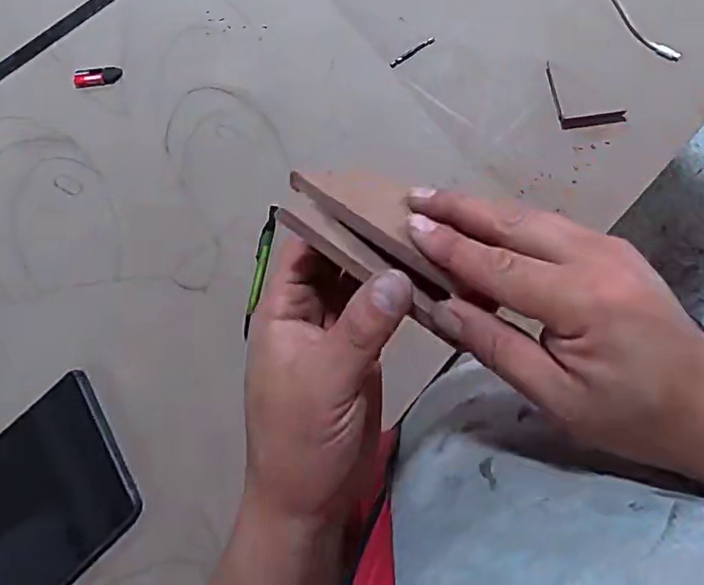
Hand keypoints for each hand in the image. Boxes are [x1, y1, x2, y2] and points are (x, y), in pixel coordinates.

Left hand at [214, 234, 411, 583]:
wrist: (309, 503)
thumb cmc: (300, 436)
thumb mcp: (327, 376)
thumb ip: (362, 325)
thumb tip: (398, 273)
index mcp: (281, 309)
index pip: (302, 250)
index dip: (328, 223)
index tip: (367, 199)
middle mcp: (305, 312)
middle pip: (332, 263)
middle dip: (362, 240)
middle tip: (406, 215)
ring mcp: (333, 333)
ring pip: (356, 287)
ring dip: (380, 268)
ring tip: (420, 240)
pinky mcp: (358, 353)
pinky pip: (375, 314)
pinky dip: (394, 299)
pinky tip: (422, 282)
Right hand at [402, 189, 703, 481]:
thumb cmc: (635, 416)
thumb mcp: (558, 398)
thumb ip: (495, 346)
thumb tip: (440, 307)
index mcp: (583, 302)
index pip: (497, 264)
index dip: (449, 245)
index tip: (409, 225)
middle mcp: (594, 258)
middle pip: (511, 222)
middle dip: (459, 207)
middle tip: (413, 196)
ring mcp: (606, 244)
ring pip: (528, 215)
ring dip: (480, 208)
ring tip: (437, 201)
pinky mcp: (610, 243)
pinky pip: (548, 223)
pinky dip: (508, 220)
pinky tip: (483, 222)